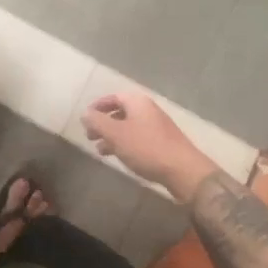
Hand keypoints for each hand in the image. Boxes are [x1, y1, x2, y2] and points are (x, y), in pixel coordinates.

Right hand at [82, 92, 217, 202]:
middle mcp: (148, 110)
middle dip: (104, 123)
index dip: (98, 106)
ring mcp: (157, 127)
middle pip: (121, 112)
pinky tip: (119, 156)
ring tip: (100, 150)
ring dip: (113, 136)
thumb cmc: (146, 148)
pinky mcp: (162, 143)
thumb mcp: (116, 134)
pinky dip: (125, 144)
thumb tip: (84, 114)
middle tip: (90, 136)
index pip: (113, 97)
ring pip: (129, 127)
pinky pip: (138, 138)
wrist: (183, 170)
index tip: (86, 118)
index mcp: (137, 102)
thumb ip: (97, 122)